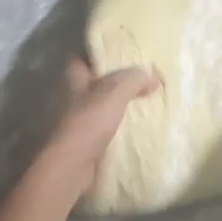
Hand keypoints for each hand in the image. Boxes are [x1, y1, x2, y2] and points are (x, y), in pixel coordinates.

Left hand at [35, 58, 159, 200]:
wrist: (68, 168)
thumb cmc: (87, 122)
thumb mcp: (116, 91)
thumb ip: (135, 79)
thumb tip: (153, 76)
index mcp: (72, 77)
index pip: (84, 56)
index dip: (102, 52)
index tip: (124, 52)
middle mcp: (69, 96)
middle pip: (94, 81)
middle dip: (114, 81)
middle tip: (141, 78)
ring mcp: (73, 120)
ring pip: (99, 106)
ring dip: (116, 106)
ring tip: (142, 102)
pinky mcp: (79, 141)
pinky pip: (102, 128)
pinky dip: (115, 126)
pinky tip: (133, 127)